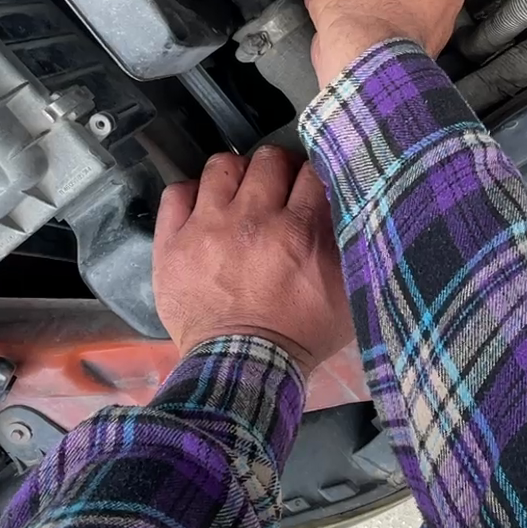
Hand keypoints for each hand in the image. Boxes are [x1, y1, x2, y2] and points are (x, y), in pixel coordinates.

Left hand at [153, 147, 351, 372]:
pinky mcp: (172, 243)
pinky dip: (192, 196)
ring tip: (238, 198)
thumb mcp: (348, 296)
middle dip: (278, 171)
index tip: (312, 188)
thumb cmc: (300, 335)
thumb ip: (353, 249)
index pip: (312, 171)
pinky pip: (177, 192)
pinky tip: (203, 212)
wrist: (242, 368)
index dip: (315, 175)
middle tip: (278, 192)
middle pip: (268, 159)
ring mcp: (207, 227)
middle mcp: (254, 219)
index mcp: (300, 230)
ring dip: (235, 177)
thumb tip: (354, 212)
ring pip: (222, 166)